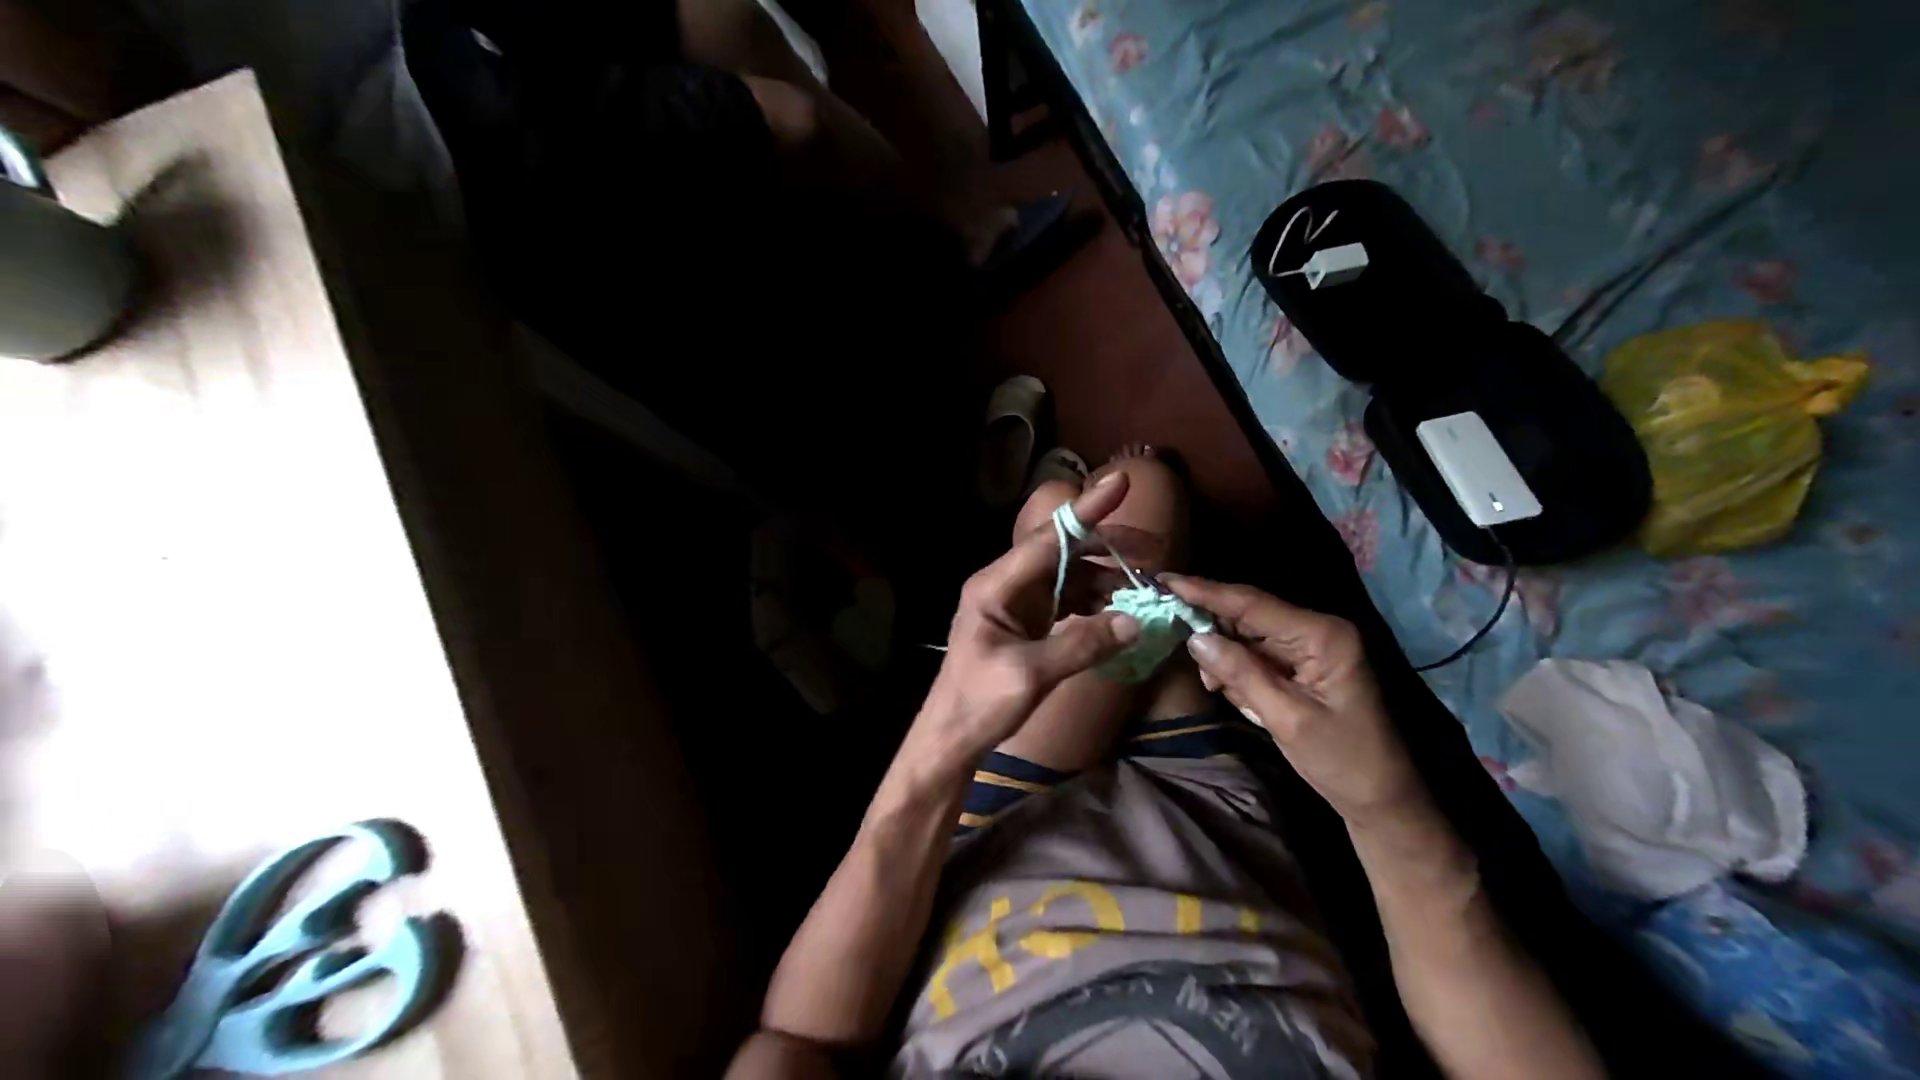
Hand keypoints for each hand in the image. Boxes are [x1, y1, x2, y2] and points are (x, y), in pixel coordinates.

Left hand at [907, 474, 1142, 772]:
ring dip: (1106, 579)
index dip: (1086, 511)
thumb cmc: (979, 704)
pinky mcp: (1027, 622)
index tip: (1120, 483)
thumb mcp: (1030, 675)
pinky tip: (1121, 610)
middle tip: (1155, 554)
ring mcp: (1017, 603)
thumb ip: (1082, 644)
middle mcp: (1006, 585)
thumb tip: (1135, 622)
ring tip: (1147, 586)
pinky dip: (1095, 603)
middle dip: (1107, 548)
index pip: (1047, 539)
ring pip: (1068, 576)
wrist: (951, 738)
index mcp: (996, 586)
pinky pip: (1066, 601)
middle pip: (1062, 552)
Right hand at [1165, 576, 1422, 824]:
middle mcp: (1314, 629)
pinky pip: (1253, 655)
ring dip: (1225, 661)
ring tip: (1220, 690)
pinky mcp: (1298, 663)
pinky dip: (1236, 673)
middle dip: (1212, 634)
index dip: (1204, 591)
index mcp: (1321, 635)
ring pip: (1243, 636)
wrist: (1380, 797)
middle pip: (1244, 615)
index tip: (1164, 579)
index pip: (1251, 603)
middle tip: (1181, 649)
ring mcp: (1306, 645)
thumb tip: (1194, 638)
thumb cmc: (1342, 759)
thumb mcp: (1286, 718)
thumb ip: (1240, 673)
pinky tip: (1239, 697)